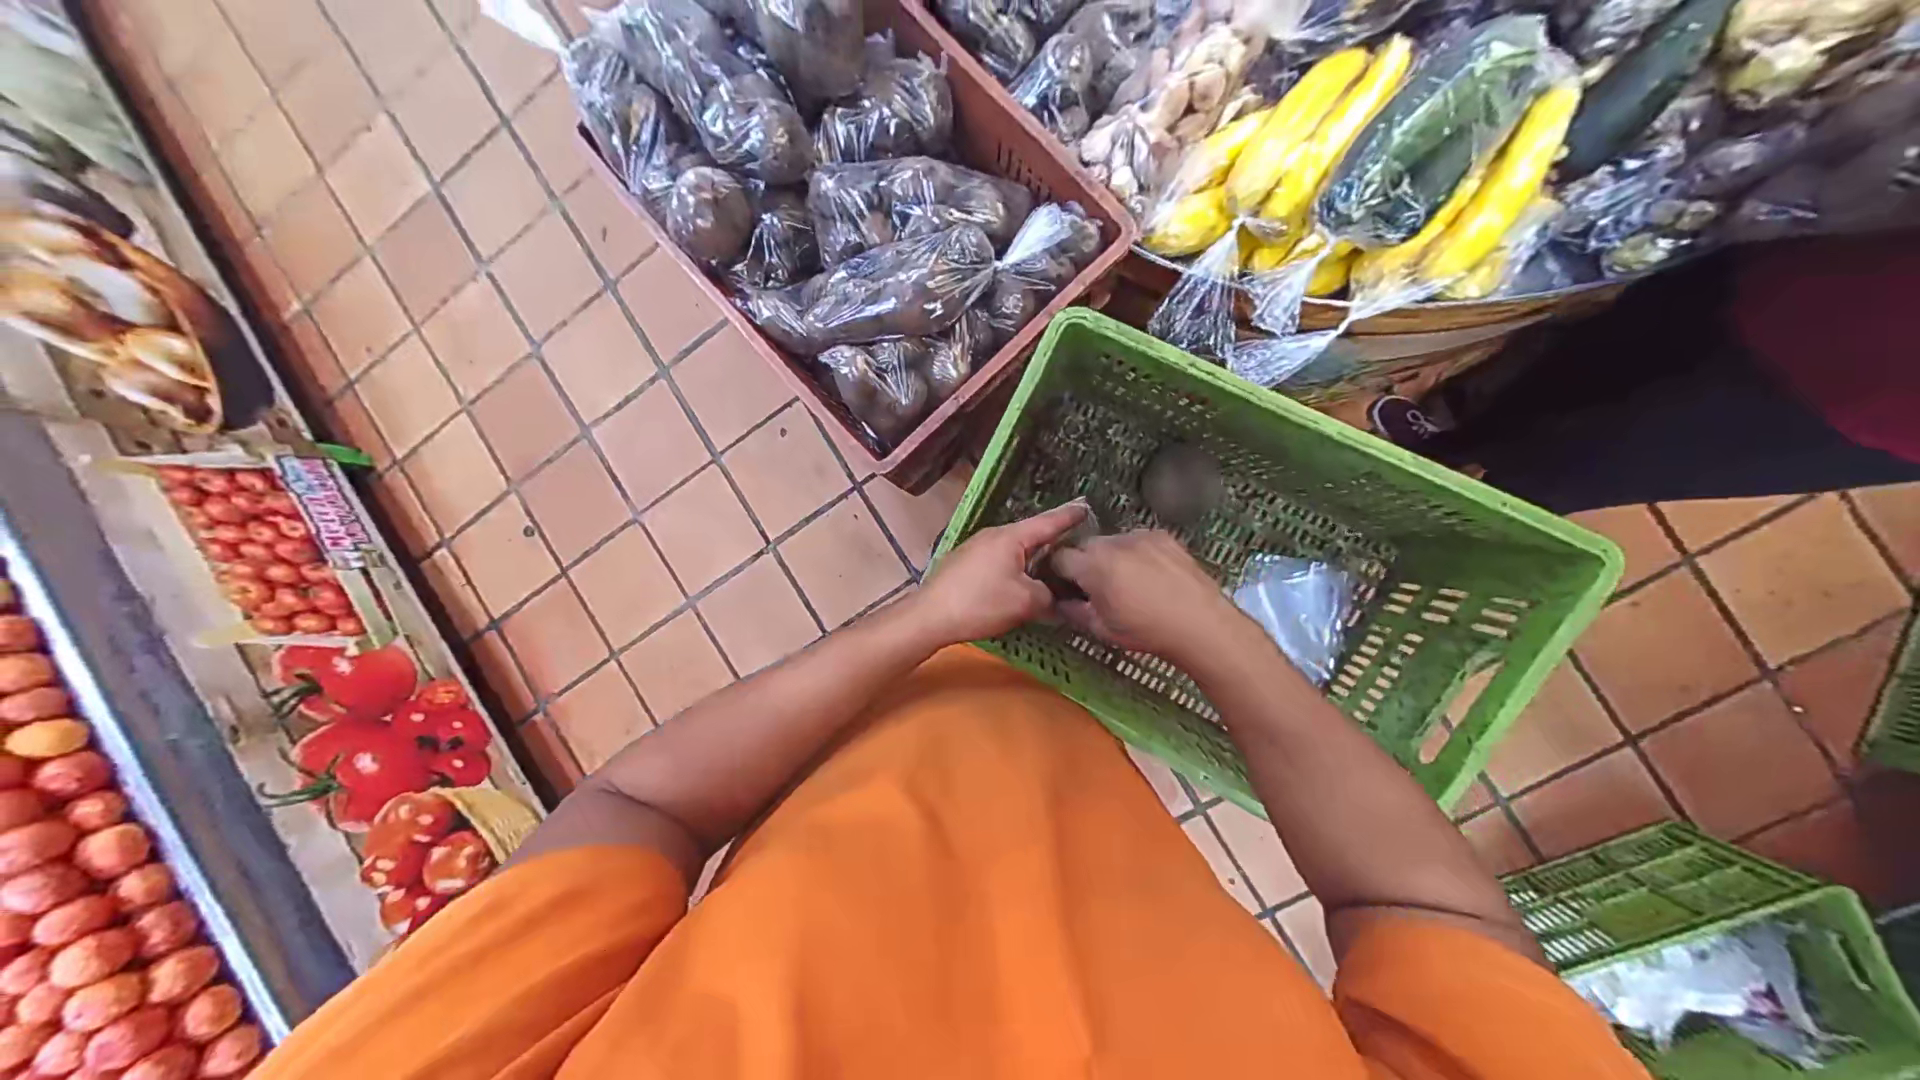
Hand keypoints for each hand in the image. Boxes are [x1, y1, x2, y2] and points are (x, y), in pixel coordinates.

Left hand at [907, 502, 1091, 646]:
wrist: (930, 616)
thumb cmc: (981, 603)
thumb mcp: (1026, 602)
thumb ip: (1048, 595)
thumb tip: (1052, 596)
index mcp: (1011, 537)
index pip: (1048, 522)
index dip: (1070, 516)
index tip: (1086, 506)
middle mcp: (993, 536)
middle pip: (1031, 536)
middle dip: (1053, 542)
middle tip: (1077, 547)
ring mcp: (976, 548)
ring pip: (1014, 551)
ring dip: (1033, 560)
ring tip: (1053, 569)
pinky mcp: (965, 565)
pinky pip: (999, 562)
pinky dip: (1015, 569)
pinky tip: (1021, 584)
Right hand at [1050, 530, 1264, 669]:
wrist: (1202, 625)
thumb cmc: (1147, 632)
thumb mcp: (1101, 629)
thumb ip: (1073, 611)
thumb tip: (1059, 602)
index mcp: (1093, 565)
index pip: (1059, 557)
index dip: (1058, 573)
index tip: (1067, 588)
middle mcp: (1113, 542)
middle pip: (1084, 545)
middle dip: (1084, 563)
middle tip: (1096, 587)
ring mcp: (1140, 536)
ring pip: (1111, 542)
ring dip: (1110, 557)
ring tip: (1127, 582)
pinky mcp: (1162, 536)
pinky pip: (1137, 541)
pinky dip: (1135, 554)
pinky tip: (1149, 575)